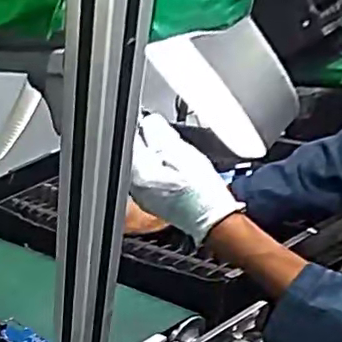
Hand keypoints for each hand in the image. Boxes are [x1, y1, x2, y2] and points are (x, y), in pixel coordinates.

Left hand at [127, 113, 243, 243]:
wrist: (209, 218)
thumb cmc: (200, 190)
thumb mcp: (183, 153)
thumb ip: (161, 136)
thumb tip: (148, 122)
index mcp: (141, 172)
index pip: (131, 139)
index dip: (144, 126)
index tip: (156, 124)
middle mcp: (136, 187)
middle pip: (134, 154)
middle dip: (149, 142)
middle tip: (168, 139)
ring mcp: (141, 196)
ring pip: (140, 166)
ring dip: (154, 156)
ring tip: (174, 156)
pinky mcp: (150, 202)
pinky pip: (147, 179)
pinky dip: (157, 170)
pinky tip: (173, 171)